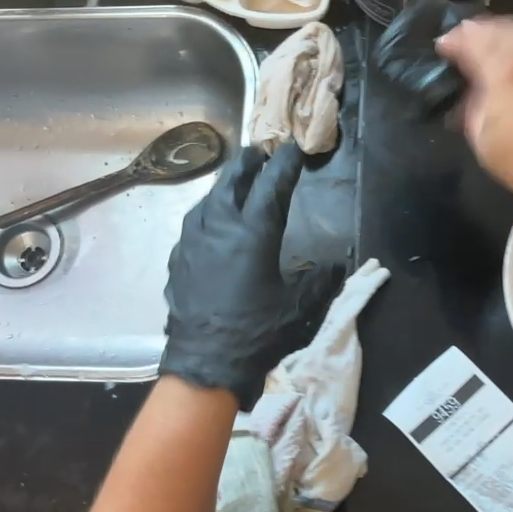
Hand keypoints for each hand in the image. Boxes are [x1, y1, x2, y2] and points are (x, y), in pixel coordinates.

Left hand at [161, 143, 340, 409]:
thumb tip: (335, 266)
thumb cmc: (256, 334)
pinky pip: (192, 227)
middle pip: (231, 183)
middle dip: (247, 165)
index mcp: (252, 234)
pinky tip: (210, 225)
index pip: (271, 186)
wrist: (206, 363)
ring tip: (234, 185)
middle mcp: (218, 229)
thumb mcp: (299, 308)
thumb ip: (320, 282)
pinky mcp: (177, 262)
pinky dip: (206, 216)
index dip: (284, 164)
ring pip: (206, 202)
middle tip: (258, 155)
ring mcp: (192, 244)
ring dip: (223, 188)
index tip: (292, 148)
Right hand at [435, 16, 512, 214]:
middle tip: (462, 41)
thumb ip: (473, 106)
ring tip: (487, 52)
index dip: (454, 40)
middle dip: (478, 31)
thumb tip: (471, 93)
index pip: (474, 39)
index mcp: (506, 70)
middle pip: (501, 27)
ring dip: (501, 38)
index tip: (442, 46)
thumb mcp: (483, 140)